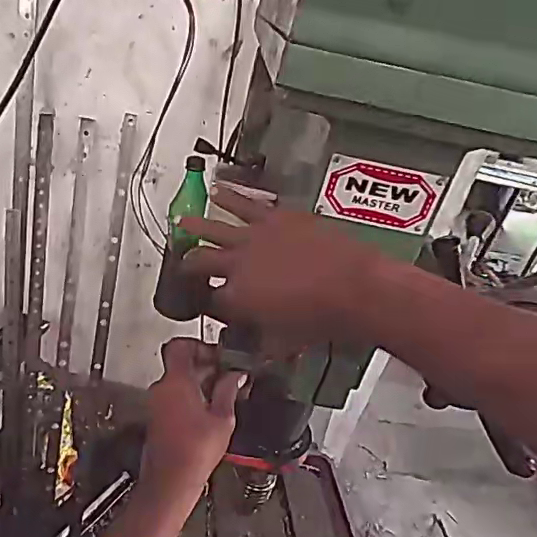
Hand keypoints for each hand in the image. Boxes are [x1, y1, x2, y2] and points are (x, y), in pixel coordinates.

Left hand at [142, 338, 242, 495]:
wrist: (171, 482)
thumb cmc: (193, 453)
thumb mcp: (223, 418)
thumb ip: (228, 390)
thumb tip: (235, 375)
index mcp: (176, 382)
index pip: (180, 345)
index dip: (201, 345)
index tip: (219, 355)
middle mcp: (162, 389)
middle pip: (182, 363)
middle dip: (207, 366)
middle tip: (228, 375)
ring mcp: (158, 403)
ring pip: (179, 381)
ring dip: (201, 382)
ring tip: (224, 394)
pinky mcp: (158, 418)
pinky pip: (175, 397)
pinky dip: (192, 397)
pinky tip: (211, 410)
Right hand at [178, 187, 398, 355]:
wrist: (355, 287)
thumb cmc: (323, 318)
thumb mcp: (286, 341)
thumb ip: (265, 342)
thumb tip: (260, 345)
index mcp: (236, 299)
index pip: (210, 301)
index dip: (208, 302)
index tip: (209, 302)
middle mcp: (236, 266)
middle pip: (201, 263)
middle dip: (189, 266)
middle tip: (183, 265)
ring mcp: (253, 238)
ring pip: (213, 228)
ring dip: (195, 226)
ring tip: (182, 222)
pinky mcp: (274, 217)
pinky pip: (244, 203)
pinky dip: (228, 196)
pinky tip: (217, 190)